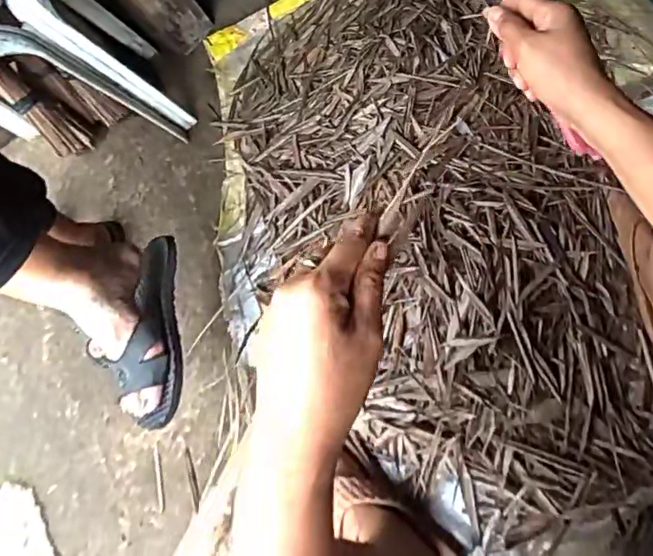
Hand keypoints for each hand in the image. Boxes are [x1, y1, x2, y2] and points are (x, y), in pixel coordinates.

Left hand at [250, 212, 390, 462]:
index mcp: (316, 287)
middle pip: (330, 259)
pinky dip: (320, 300)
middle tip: (376, 281)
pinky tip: (330, 332)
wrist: (292, 436)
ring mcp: (277, 304)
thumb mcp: (367, 335)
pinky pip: (302, 296)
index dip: (368, 230)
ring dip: (335, 284)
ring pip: (316, 277)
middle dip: (353, 263)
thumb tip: (378, 250)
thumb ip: (371, 285)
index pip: (348, 244)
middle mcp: (291, 288)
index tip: (380, 216)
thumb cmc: (334, 391)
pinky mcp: (271, 321)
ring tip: (351, 324)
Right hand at [483, 0, 625, 125]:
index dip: (501, 13)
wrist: (587, 108)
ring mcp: (562, 47)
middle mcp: (560, 26)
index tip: (488, 30)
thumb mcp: (525, 46)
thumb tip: (493, 11)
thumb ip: (506, 26)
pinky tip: (533, 90)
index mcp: (555, 13)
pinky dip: (531, 77)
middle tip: (512, 63)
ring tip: (525, 83)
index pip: (520, 1)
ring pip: (526, 50)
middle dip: (511, 48)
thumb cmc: (556, 73)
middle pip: (521, 27)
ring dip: (519, 67)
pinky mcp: (562, 67)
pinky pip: (537, 65)